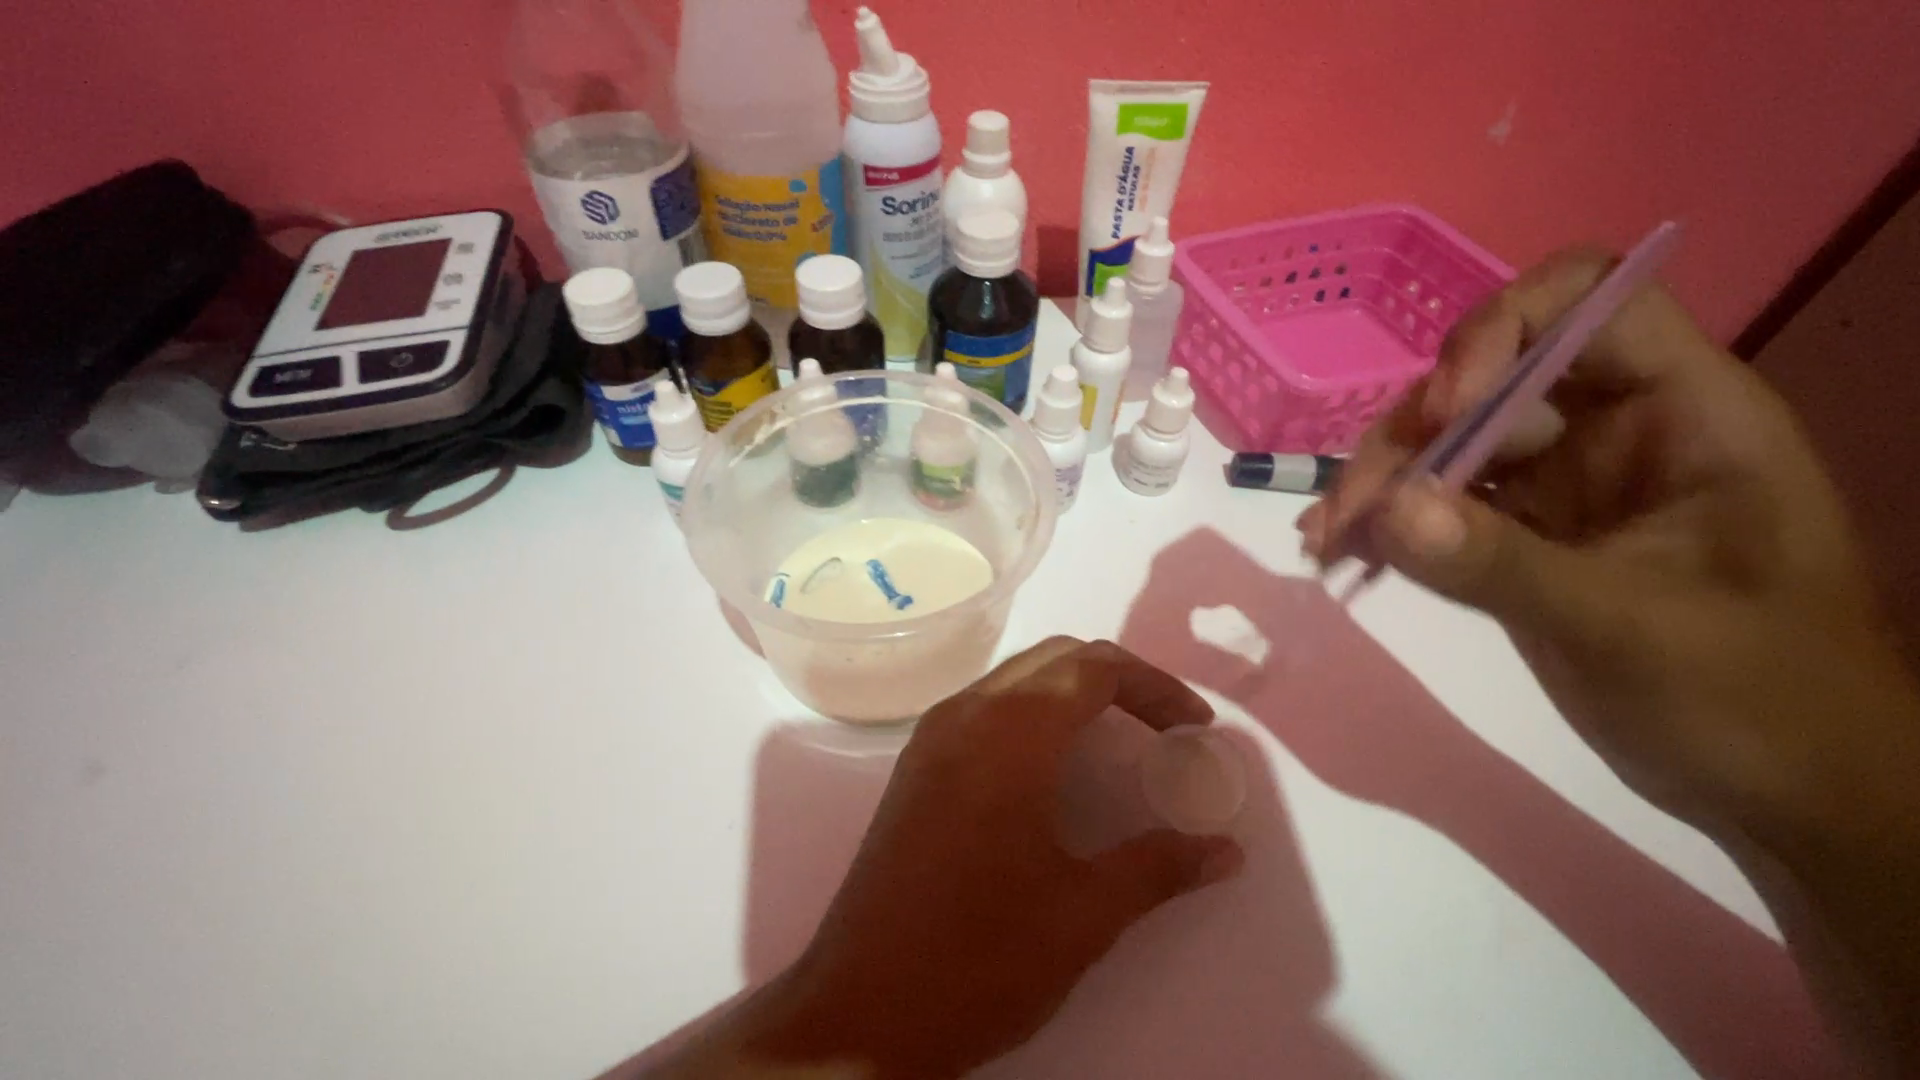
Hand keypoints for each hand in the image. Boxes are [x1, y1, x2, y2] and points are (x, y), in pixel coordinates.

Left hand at [733, 638, 1243, 1079]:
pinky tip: (1051, 770)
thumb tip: (1226, 850)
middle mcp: (964, 715)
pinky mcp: (913, 768)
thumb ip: (1159, 867)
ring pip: (1013, 680)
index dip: (1155, 687)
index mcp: (1010, 733)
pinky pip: (983, 710)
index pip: (1094, 668)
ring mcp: (930, 739)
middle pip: (1053, 659)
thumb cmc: (982, 955)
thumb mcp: (1085, 914)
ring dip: (1070, 693)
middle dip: (1117, 680)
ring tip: (1115, 742)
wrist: (864, 1009)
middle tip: (1162, 728)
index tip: (1195, 729)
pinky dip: (1031, 715)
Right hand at [1299, 249, 1919, 833]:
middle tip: (1351, 507)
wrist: (1781, 790)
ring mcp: (1560, 485)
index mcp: (1680, 412)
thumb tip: (1388, 509)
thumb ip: (1503, 565)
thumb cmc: (1757, 698)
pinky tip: (1340, 552)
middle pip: (1486, 380)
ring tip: (1326, 539)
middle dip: (1410, 434)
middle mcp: (1611, 429)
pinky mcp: (1520, 536)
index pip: (1587, 302)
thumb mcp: (1631, 629)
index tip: (1447, 407)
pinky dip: (1386, 523)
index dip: (1504, 329)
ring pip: (1448, 444)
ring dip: (1380, 482)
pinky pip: (1438, 507)